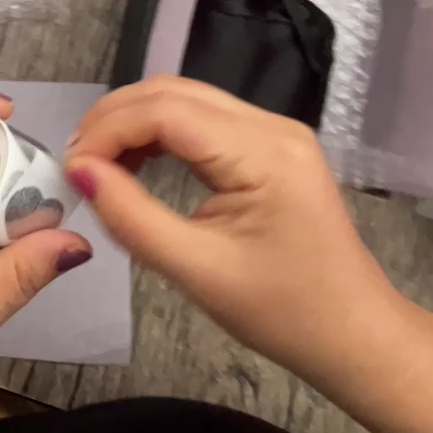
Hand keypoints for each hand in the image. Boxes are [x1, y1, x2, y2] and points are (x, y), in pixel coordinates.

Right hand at [64, 76, 408, 382]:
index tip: (72, 170)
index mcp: (263, 153)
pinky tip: (135, 161)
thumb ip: (130, 216)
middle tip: (77, 163)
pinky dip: (155, 131)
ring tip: (98, 163)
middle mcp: (270, 125)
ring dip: (131, 122)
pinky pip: (196, 118)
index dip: (109, 130)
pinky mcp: (265, 143)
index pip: (165, 111)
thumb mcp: (197, 272)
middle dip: (113, 119)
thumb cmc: (285, 314)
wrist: (359, 339)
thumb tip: (78, 171)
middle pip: (169, 92)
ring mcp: (271, 130)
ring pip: (179, 98)